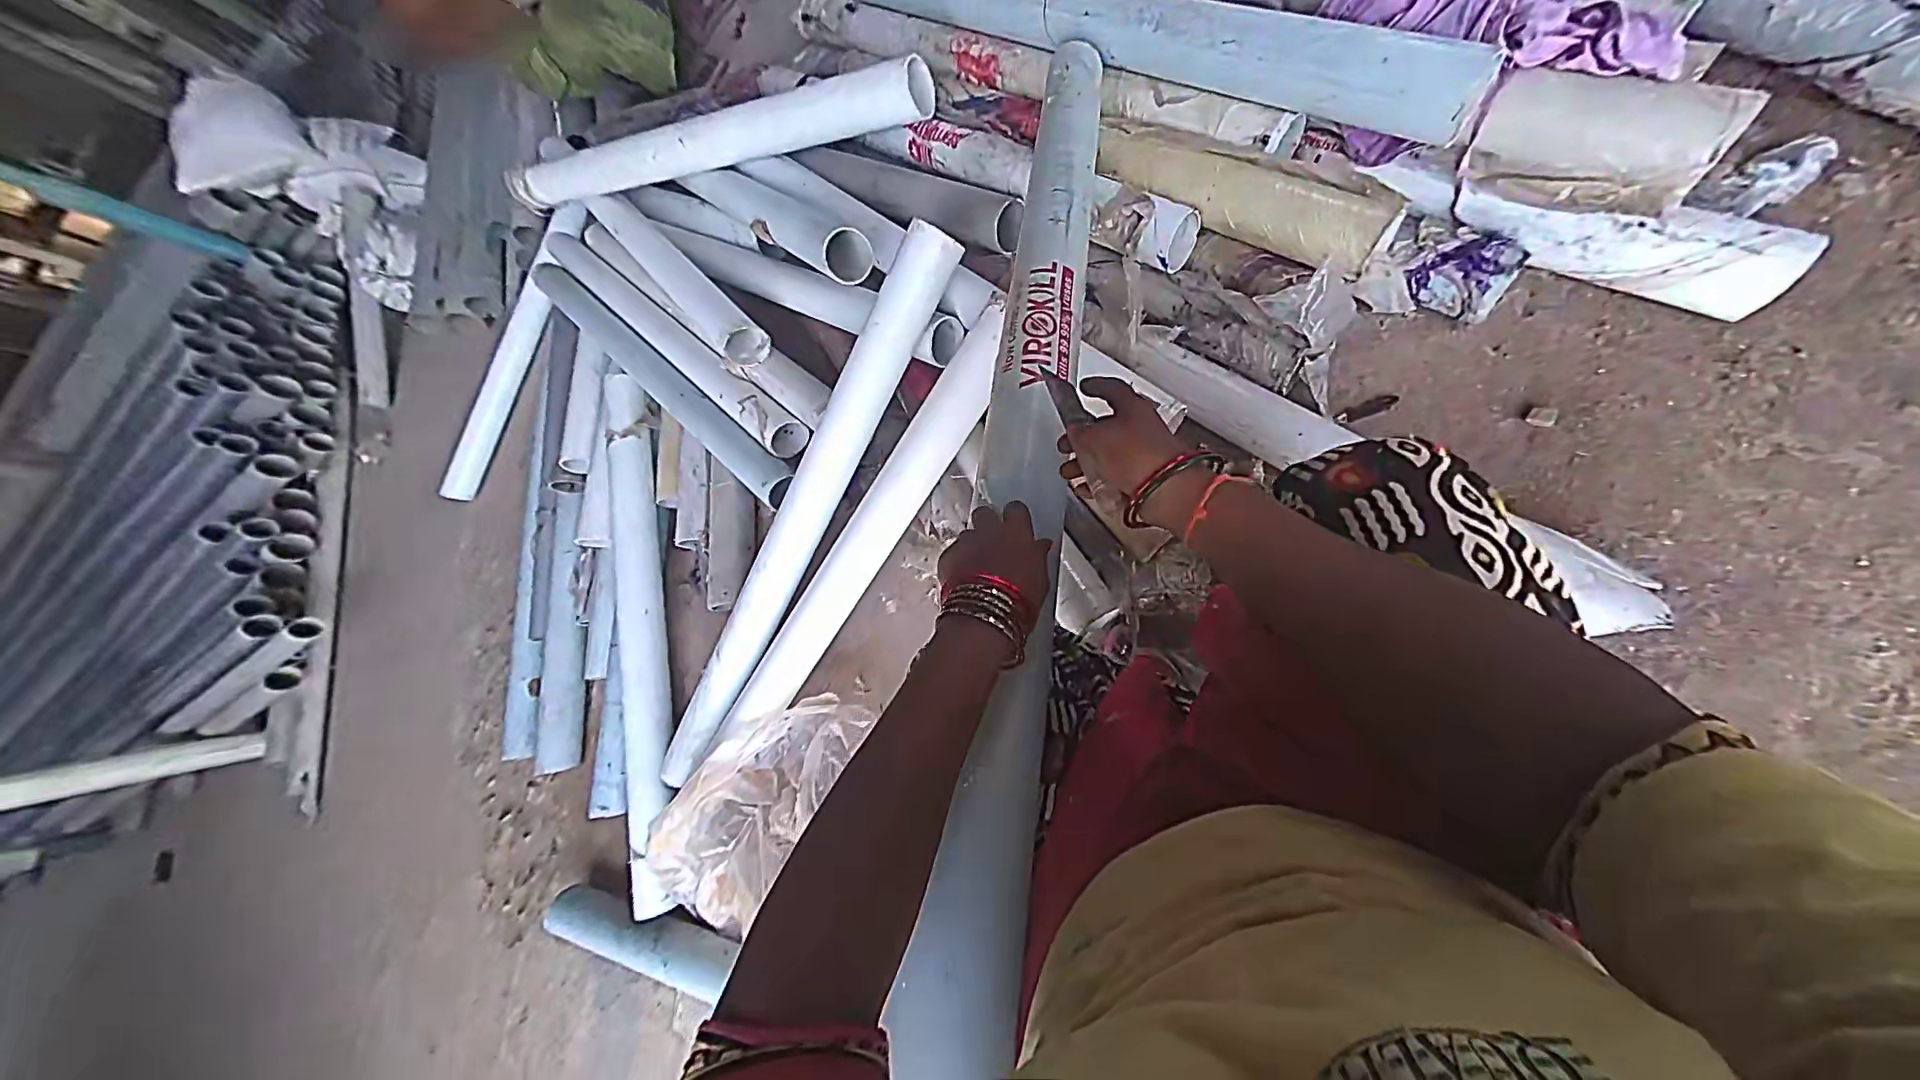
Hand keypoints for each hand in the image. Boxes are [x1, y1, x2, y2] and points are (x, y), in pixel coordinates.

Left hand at [938, 502, 1052, 624]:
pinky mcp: (948, 557)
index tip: (1017, 526)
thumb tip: (1039, 550)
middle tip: (993, 540)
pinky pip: (952, 553)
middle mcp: (989, 531)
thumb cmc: (1017, 602)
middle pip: (985, 513)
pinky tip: (964, 579)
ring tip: (979, 566)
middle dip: (987, 523)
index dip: (1015, 517)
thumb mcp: (1041, 580)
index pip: (1016, 509)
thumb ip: (1038, 557)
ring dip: (972, 545)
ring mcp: (966, 543)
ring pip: (967, 534)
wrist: (985, 617)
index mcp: (1017, 532)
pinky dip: (957, 562)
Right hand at [1057, 377, 1208, 531]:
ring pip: (1107, 453)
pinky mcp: (1144, 477)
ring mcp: (1144, 453)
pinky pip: (1115, 474)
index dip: (1095, 387)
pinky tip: (1084, 487)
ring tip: (1069, 471)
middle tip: (1066, 443)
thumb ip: (1080, 432)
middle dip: (1081, 437)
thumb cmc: (1135, 455)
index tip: (1084, 387)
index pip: (1112, 389)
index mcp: (1132, 408)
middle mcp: (1141, 428)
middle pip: (1105, 427)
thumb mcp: (1095, 438)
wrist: (1164, 489)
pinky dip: (1097, 480)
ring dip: (1084, 462)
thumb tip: (1073, 430)